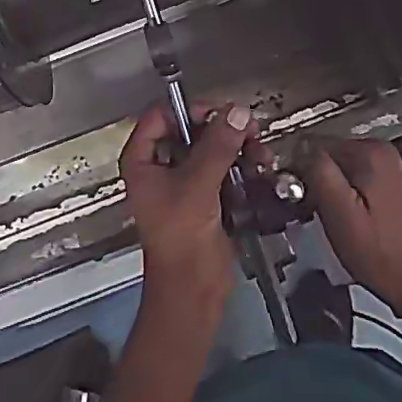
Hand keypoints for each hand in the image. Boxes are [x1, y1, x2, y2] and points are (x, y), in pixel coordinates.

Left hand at [118, 101, 258, 307]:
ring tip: (259, 151)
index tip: (219, 112)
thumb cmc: (182, 238)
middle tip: (248, 128)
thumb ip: (218, 146)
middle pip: (189, 131)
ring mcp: (182, 184)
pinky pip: (221, 171)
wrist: (193, 291)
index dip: (189, 110)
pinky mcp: (204, 199)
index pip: (161, 116)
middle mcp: (159, 167)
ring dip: (235, 148)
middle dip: (221, 130)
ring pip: (209, 150)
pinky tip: (259, 167)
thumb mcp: (198, 185)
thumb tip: (236, 113)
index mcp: (142, 160)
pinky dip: (239, 167)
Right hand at [303, 139, 401, 319]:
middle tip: (313, 209)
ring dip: (324, 186)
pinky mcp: (386, 182)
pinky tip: (343, 216)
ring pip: (334, 166)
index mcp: (369, 151)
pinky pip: (348, 177)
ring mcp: (385, 166)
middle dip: (313, 177)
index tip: (299, 195)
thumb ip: (318, 171)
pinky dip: (339, 192)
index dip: (299, 169)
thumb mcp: (339, 211)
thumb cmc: (378, 253)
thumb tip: (301, 149)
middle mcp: (379, 150)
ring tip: (328, 216)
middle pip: (324, 153)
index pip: (313, 144)